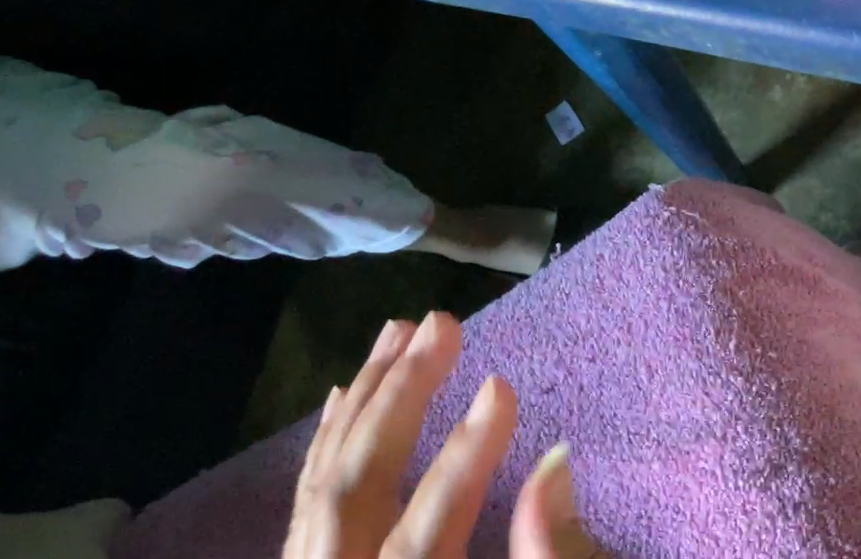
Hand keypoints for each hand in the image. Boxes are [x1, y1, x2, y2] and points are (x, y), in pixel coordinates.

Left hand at [284, 312, 606, 558]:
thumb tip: (554, 466)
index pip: (420, 540)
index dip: (462, 462)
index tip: (502, 385)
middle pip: (352, 499)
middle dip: (400, 401)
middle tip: (443, 324)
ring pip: (319, 490)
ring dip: (363, 402)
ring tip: (399, 332)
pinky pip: (306, 506)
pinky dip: (329, 441)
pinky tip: (348, 394)